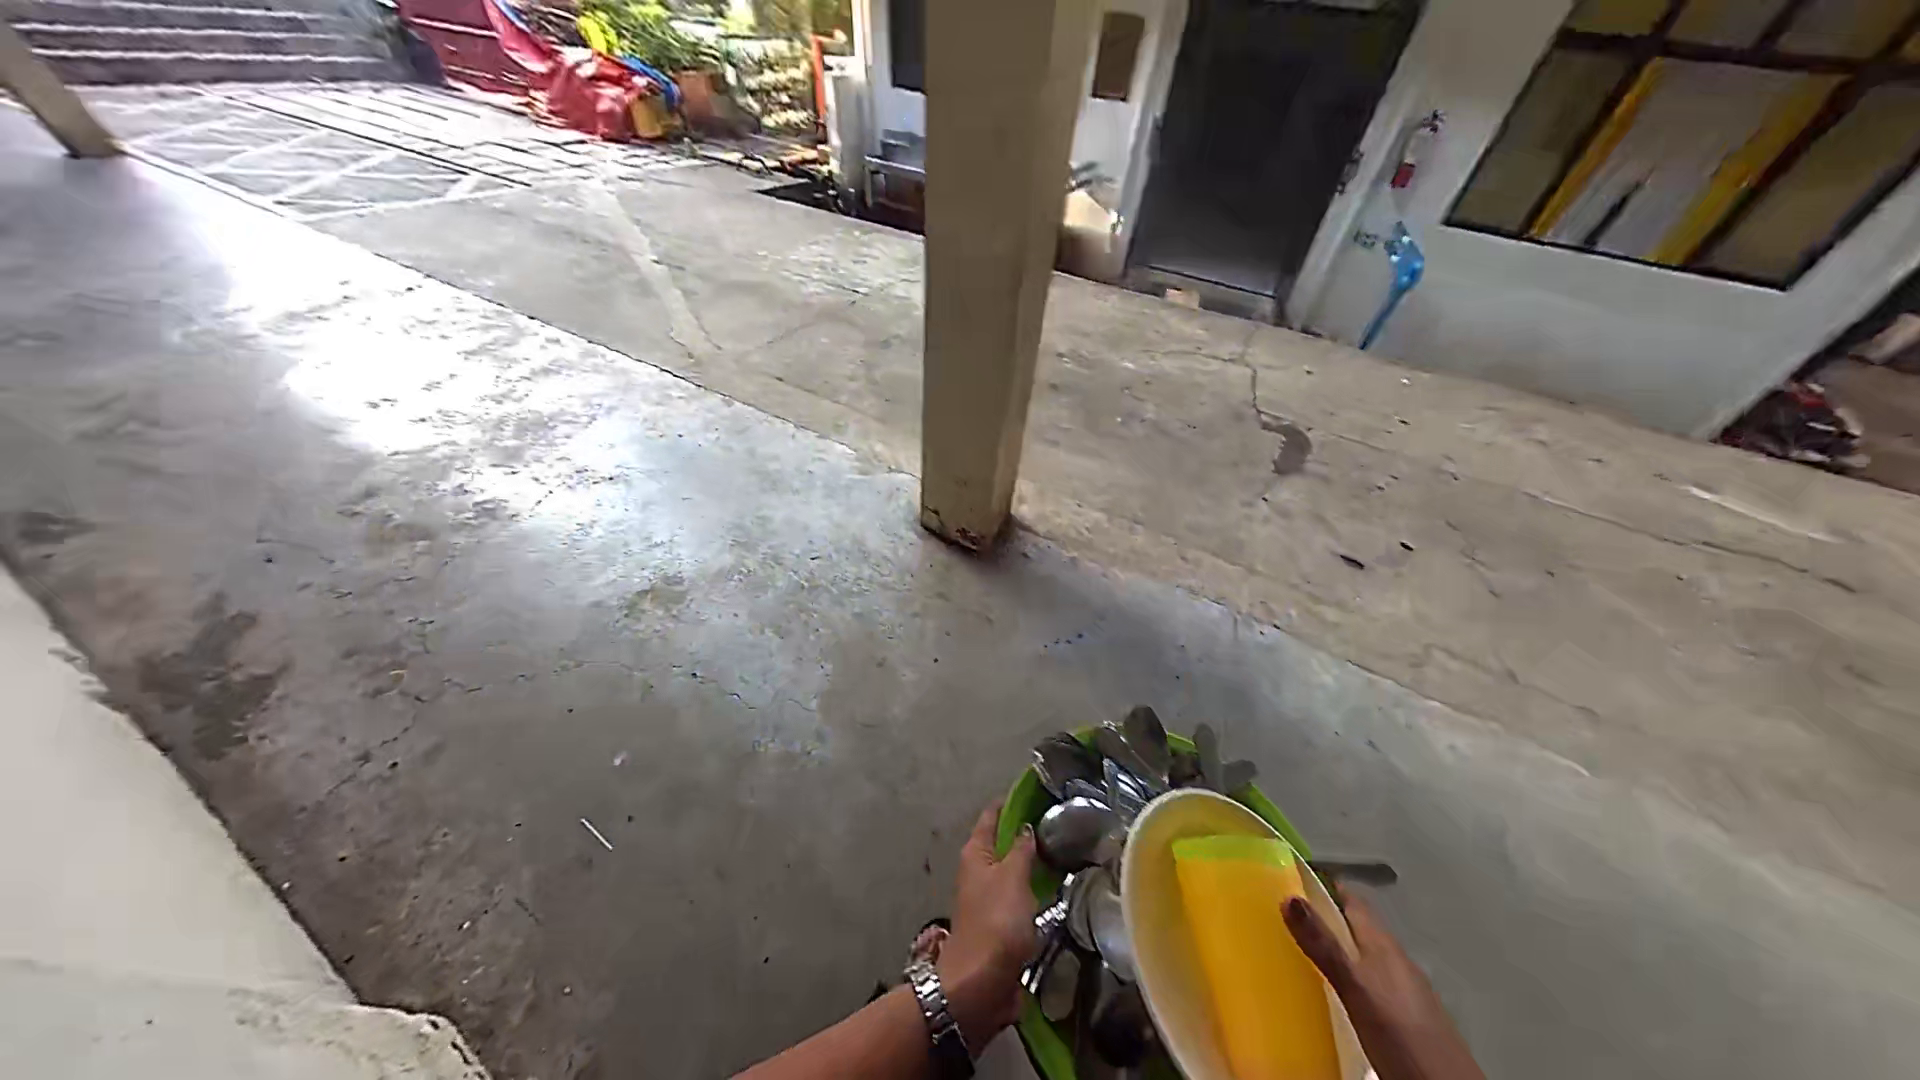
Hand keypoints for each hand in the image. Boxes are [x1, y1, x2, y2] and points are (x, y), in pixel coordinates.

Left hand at [938, 803, 1038, 1048]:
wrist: (981, 981)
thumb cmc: (996, 921)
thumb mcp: (1013, 877)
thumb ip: (1021, 850)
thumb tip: (1025, 827)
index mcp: (975, 853)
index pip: (991, 816)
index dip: (1010, 803)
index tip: (1035, 792)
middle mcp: (978, 871)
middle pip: (1001, 842)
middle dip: (1024, 832)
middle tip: (1057, 823)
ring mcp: (987, 897)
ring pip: (1011, 870)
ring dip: (1031, 862)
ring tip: (1061, 852)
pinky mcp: (999, 923)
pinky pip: (1018, 895)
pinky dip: (1033, 888)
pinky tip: (1052, 889)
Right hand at [1284, 888, 1485, 1079]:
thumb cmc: (1400, 1033)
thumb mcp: (1355, 987)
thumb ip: (1323, 944)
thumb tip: (1288, 895)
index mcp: (1382, 944)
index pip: (1352, 899)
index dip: (1324, 885)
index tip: (1291, 875)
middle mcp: (1394, 959)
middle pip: (1357, 925)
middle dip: (1324, 914)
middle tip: (1285, 913)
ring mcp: (1403, 989)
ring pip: (1363, 953)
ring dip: (1335, 945)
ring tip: (1300, 948)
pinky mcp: (1405, 1016)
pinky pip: (1368, 980)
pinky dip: (1346, 974)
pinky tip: (1332, 991)